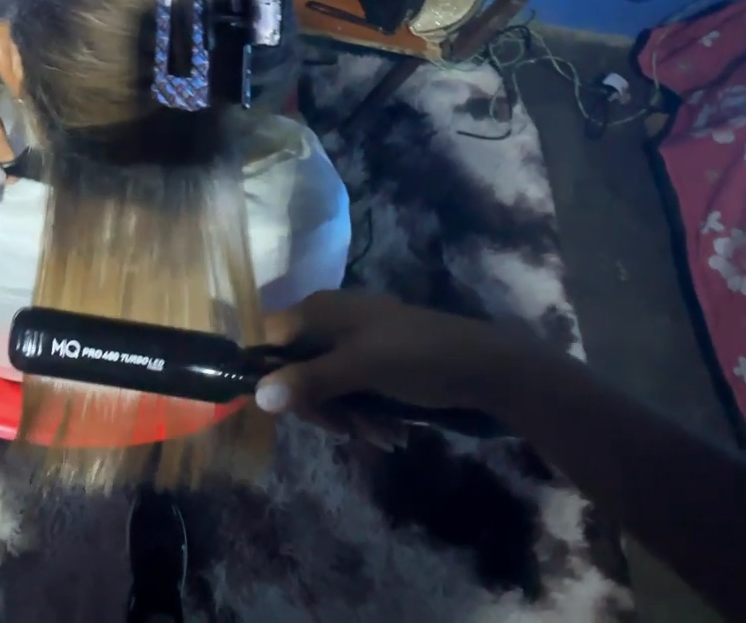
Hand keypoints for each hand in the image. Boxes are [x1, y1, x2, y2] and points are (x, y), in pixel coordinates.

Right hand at [254, 290, 525, 418]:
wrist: (488, 365)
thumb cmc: (415, 357)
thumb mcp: (358, 369)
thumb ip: (308, 381)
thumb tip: (257, 397)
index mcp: (317, 310)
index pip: (269, 340)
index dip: (272, 375)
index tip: (294, 409)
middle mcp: (328, 319)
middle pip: (297, 367)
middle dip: (321, 405)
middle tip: (349, 431)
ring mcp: (353, 338)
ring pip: (326, 382)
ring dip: (347, 414)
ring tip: (382, 435)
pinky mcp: (375, 357)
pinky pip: (351, 386)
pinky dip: (365, 410)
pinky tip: (391, 431)